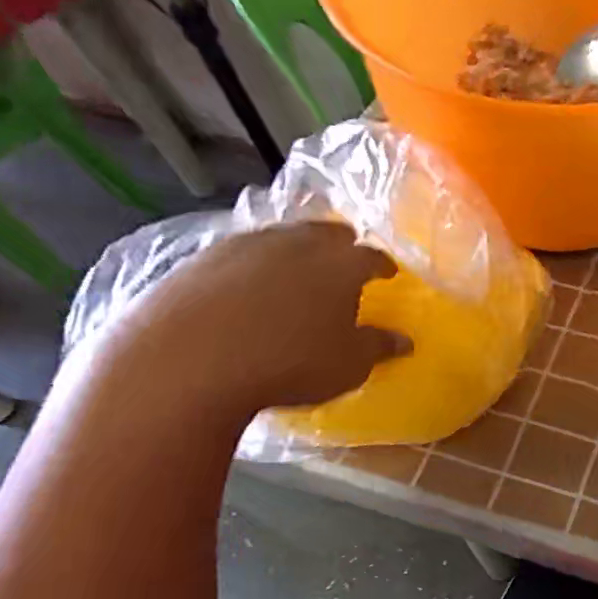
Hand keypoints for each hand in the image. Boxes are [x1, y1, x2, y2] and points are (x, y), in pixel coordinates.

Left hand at [102, 221, 409, 417]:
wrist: (193, 357)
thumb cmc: (291, 362)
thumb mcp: (349, 365)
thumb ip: (379, 347)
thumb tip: (405, 340)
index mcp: (341, 264)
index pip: (371, 256)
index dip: (382, 265)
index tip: (388, 273)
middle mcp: (297, 242)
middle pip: (326, 233)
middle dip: (341, 244)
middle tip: (345, 259)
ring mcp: (247, 243)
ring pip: (282, 236)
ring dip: (296, 249)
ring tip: (299, 269)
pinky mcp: (204, 256)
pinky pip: (243, 253)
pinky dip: (256, 264)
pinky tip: (250, 286)